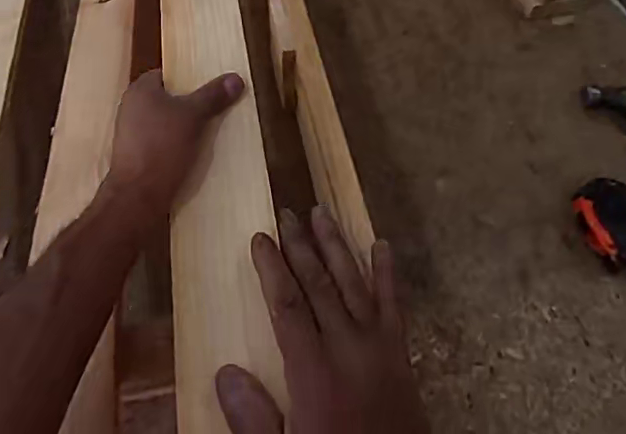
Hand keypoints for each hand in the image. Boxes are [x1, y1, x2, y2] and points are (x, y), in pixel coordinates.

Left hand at [105, 68, 244, 221]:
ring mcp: (129, 135)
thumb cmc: (163, 147)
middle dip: (188, 104)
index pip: (166, 74)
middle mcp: (130, 108)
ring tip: (207, 133)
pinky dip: (173, 146)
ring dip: (182, 128)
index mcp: (139, 90)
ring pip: (163, 123)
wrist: (138, 198)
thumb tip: (235, 78)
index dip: (188, 78)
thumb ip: (213, 96)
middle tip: (213, 109)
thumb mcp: (194, 117)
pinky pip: (158, 143)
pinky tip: (191, 155)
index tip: (209, 87)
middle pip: (166, 99)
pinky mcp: (133, 158)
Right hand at [216, 206, 428, 433]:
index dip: (271, 267)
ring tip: (322, 212)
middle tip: (287, 213)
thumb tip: (224, 372)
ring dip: (336, 246)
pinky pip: (394, 305)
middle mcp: (347, 348)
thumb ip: (255, 419)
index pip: (287, 304)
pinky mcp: (400, 355)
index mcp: (314, 371)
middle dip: (300, 246)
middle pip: (318, 284)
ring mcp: (378, 347)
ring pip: (353, 283)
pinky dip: (387, 274)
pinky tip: (382, 245)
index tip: (259, 237)